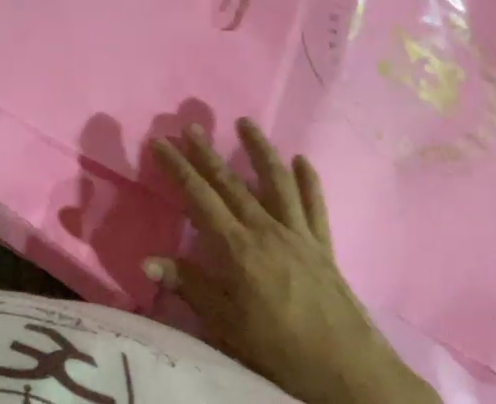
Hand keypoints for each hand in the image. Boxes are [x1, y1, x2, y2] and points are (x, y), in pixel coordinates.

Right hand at [147, 119, 438, 403]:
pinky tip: (302, 160)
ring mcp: (298, 236)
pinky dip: (308, 181)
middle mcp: (266, 231)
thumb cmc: (280, 350)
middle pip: (231, 183)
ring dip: (259, 150)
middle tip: (190, 125)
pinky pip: (315, 206)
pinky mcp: (324, 247)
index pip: (199, 197)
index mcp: (237, 249)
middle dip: (207, 153)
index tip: (159, 141)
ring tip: (246, 123)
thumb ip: (189, 286)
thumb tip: (146, 261)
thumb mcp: (227, 325)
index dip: (177, 168)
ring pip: (275, 182)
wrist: (350, 373)